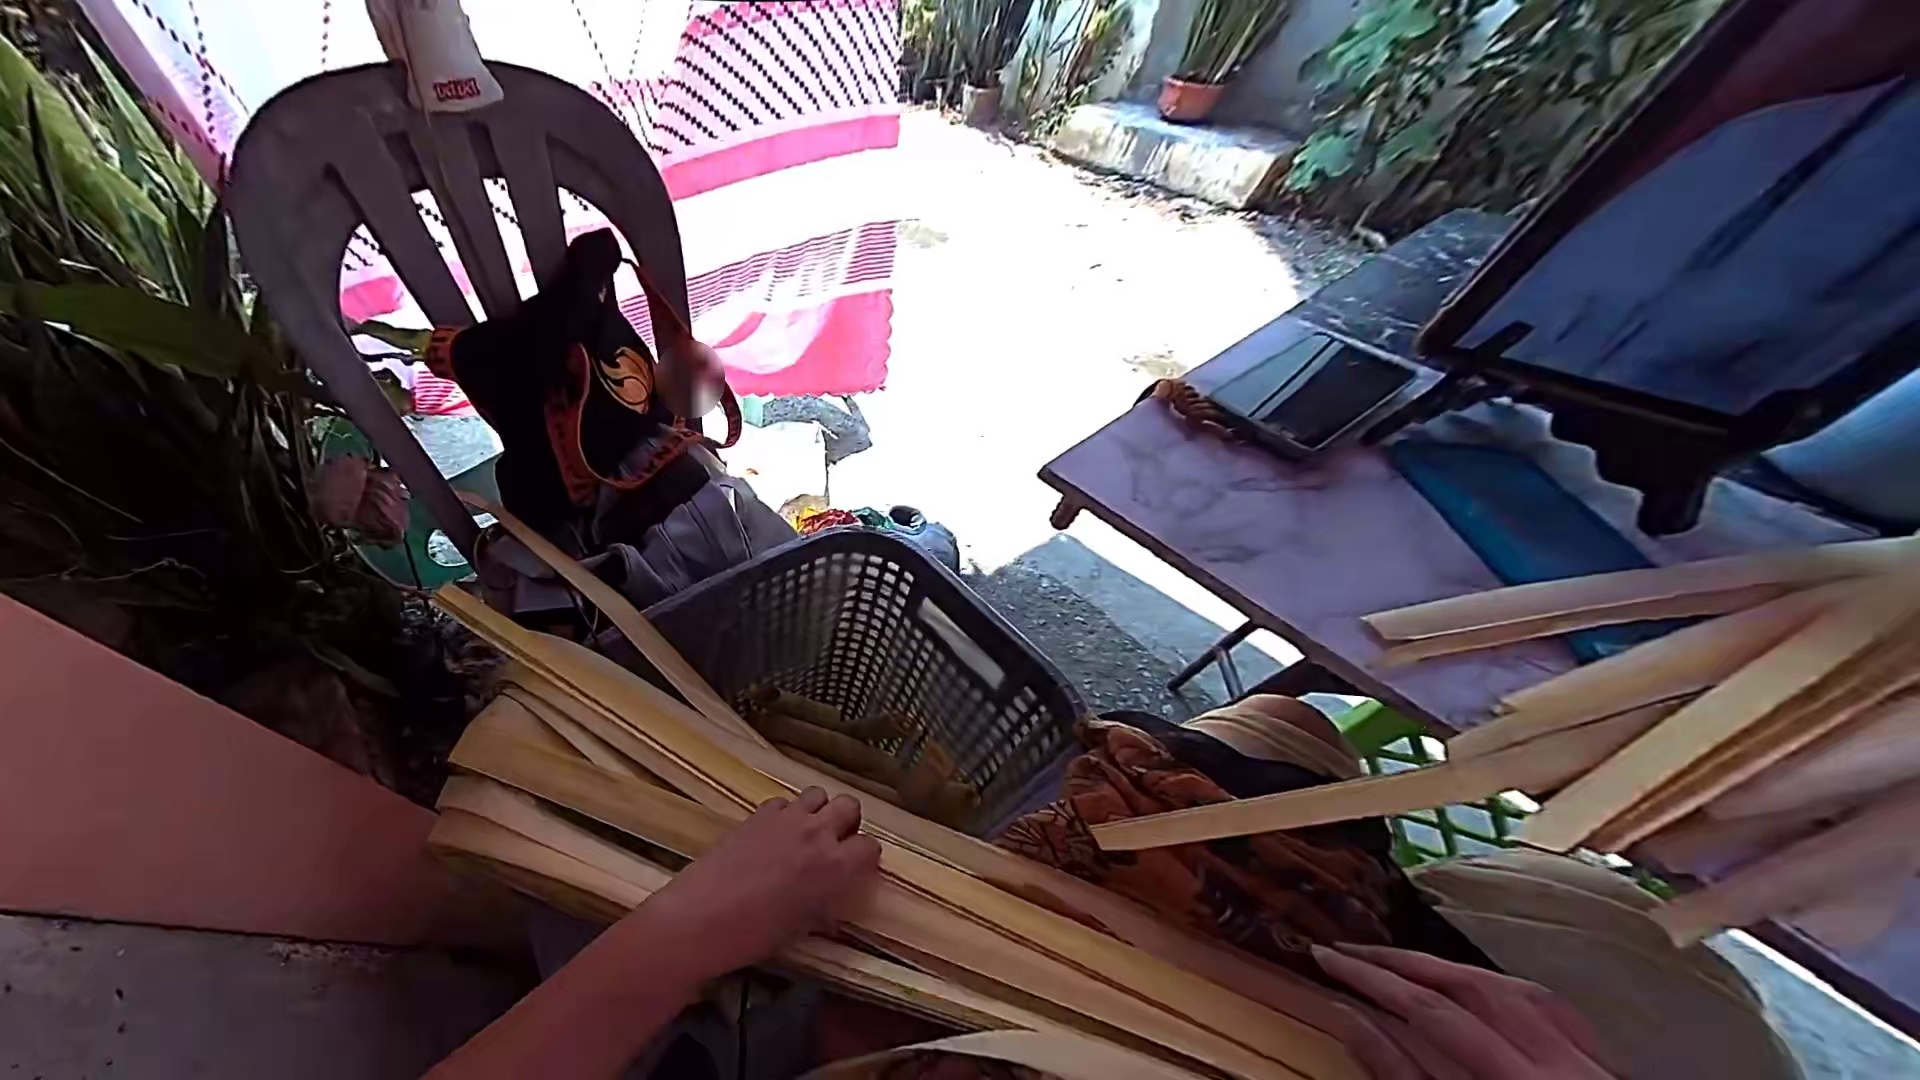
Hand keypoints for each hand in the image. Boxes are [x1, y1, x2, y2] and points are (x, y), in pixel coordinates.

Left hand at [639, 787, 880, 979]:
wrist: (699, 921)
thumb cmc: (753, 937)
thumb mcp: (802, 927)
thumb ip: (826, 903)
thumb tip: (834, 896)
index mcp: (835, 866)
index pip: (870, 847)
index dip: (865, 858)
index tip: (856, 869)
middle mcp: (818, 833)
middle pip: (851, 805)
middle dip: (847, 822)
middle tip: (833, 843)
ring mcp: (788, 817)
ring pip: (819, 794)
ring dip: (817, 811)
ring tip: (804, 832)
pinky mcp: (761, 812)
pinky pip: (784, 801)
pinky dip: (784, 814)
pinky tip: (772, 834)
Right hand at [1313, 943, 1613, 1079]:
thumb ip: (1403, 1079)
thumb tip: (1347, 1016)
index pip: (1432, 1012)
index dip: (1371, 978)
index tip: (1322, 956)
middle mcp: (1564, 1068)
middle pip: (1470, 985)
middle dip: (1400, 961)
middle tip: (1347, 950)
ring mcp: (1594, 1069)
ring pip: (1509, 988)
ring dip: (1444, 967)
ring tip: (1396, 962)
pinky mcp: (1609, 1075)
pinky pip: (1548, 1009)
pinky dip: (1496, 988)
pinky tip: (1470, 988)